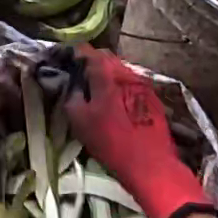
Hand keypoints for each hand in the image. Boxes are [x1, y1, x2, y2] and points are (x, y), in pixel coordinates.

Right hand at [36, 44, 216, 217]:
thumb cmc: (111, 141)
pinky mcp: (154, 98)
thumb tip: (69, 83)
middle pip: (106, 57)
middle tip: (78, 73)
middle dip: (91, 61)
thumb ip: (71, 94)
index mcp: (107, 74)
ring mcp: (144, 85)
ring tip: (95, 87)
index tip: (63, 59)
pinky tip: (114, 100)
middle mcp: (127, 73)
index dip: (73, 52)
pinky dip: (119, 85)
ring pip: (120, 70)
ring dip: (106, 74)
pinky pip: (131, 83)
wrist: (152, 167)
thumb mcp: (78, 119)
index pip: (87, 51)